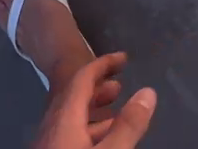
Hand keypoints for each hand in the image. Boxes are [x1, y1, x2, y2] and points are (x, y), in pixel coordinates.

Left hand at [34, 53, 156, 148]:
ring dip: (93, 113)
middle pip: (72, 99)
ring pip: (69, 123)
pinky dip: (87, 133)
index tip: (124, 58)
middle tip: (121, 85)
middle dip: (98, 88)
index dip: (103, 65)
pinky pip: (67, 140)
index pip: (81, 80)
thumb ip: (129, 125)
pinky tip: (102, 146)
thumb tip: (147, 92)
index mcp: (63, 122)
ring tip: (116, 115)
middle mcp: (50, 133)